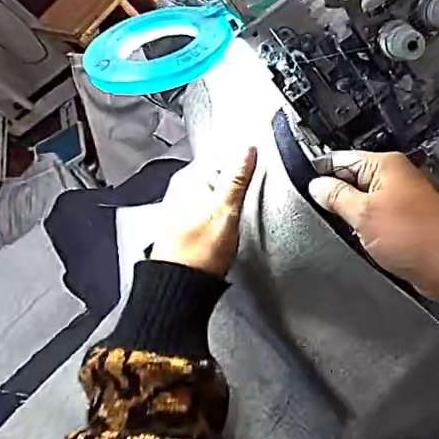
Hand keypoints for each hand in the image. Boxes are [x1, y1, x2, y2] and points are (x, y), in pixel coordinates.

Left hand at [150, 146, 256, 276]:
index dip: (241, 157)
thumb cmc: (198, 253)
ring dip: (230, 194)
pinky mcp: (190, 228)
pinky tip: (231, 221)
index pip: (219, 156)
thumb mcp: (225, 212)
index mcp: (187, 181)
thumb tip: (248, 151)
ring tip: (246, 200)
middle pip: (216, 174)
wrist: (181, 286)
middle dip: (236, 176)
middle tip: (256, 178)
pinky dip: (224, 211)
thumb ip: (237, 180)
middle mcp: (181, 193)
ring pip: (213, 192)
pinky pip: (211, 209)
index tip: (258, 159)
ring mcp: (184, 210)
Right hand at [309, 151, 438, 302]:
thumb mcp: (363, 215)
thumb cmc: (416, 237)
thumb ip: (336, 197)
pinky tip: (365, 240)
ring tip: (349, 230)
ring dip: (353, 216)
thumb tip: (318, 186)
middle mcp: (396, 178)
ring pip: (364, 202)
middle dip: (337, 197)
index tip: (306, 183)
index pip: (341, 158)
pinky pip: (377, 219)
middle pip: (352, 180)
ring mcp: (402, 200)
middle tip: (326, 213)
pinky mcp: (406, 221)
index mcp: (386, 165)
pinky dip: (368, 228)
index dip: (321, 171)